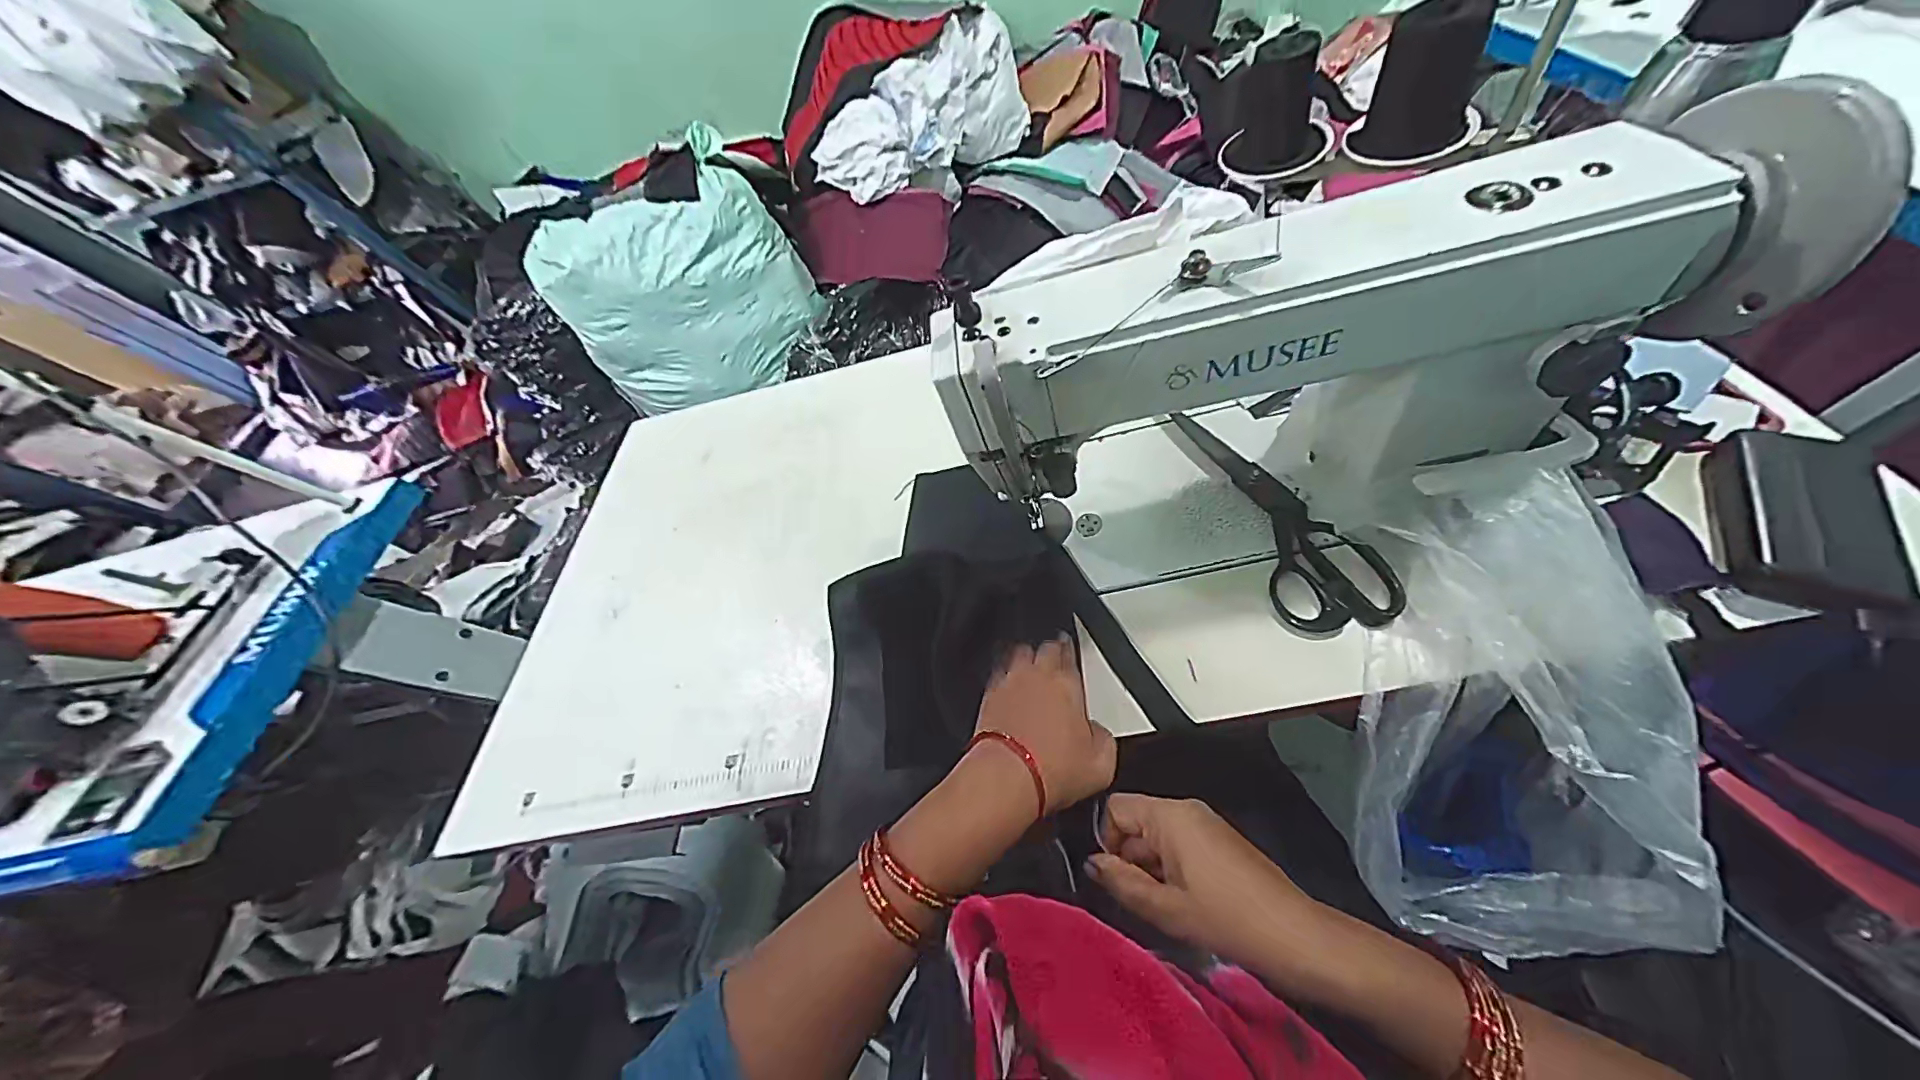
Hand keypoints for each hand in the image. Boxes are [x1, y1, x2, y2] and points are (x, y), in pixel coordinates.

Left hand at [973, 637, 1114, 814]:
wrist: (1007, 777)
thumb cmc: (1049, 769)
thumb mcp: (1100, 764)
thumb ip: (1104, 739)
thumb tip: (1098, 736)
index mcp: (1068, 685)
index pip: (1070, 655)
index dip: (1072, 652)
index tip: (1072, 654)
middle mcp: (1037, 677)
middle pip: (1044, 648)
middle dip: (1051, 650)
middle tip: (1055, 655)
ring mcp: (1009, 684)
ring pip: (1018, 654)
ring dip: (1026, 658)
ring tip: (1030, 664)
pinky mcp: (988, 698)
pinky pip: (997, 674)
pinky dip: (1004, 676)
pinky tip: (1007, 685)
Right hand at [1087, 794, 1318, 963]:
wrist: (1296, 938)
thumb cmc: (1228, 920)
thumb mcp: (1164, 907)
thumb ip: (1120, 881)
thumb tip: (1092, 864)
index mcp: (1169, 815)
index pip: (1114, 807)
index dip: (1105, 840)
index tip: (1115, 878)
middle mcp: (1187, 810)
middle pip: (1135, 822)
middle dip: (1128, 858)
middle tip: (1140, 900)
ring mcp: (1206, 824)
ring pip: (1156, 837)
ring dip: (1150, 869)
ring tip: (1165, 907)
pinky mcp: (1220, 842)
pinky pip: (1179, 845)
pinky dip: (1171, 870)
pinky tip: (1184, 904)